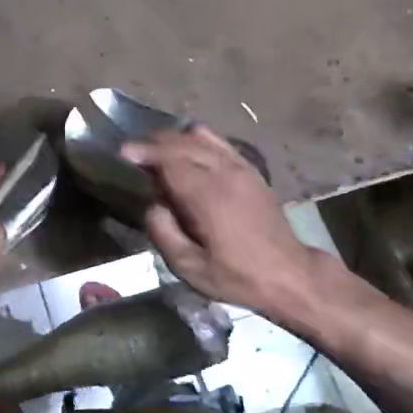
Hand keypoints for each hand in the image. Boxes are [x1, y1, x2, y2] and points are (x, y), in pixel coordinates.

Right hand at [121, 126, 324, 315]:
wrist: (289, 274)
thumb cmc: (237, 276)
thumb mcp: (189, 267)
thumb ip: (163, 232)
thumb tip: (153, 205)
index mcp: (207, 195)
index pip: (169, 159)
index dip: (144, 152)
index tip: (123, 152)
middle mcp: (224, 173)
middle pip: (182, 142)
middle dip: (154, 143)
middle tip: (134, 153)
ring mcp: (241, 168)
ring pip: (201, 137)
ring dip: (175, 139)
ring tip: (158, 152)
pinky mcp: (251, 170)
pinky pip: (219, 142)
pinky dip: (197, 141)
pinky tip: (187, 154)